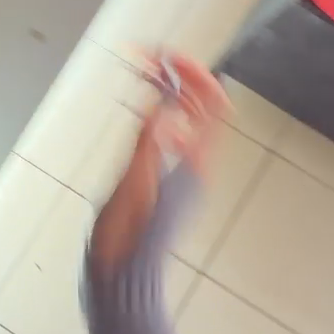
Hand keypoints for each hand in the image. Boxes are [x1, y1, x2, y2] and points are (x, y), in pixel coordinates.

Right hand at [90, 53, 230, 275]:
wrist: (121, 277)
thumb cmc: (128, 238)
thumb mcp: (136, 187)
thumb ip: (148, 143)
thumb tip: (161, 99)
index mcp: (195, 166)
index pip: (211, 106)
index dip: (194, 74)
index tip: (164, 55)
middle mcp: (193, 167)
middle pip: (199, 109)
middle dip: (177, 77)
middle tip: (146, 57)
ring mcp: (179, 176)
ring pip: (184, 122)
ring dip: (167, 93)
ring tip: (142, 75)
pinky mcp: (161, 184)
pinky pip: (167, 140)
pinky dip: (155, 118)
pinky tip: (138, 114)